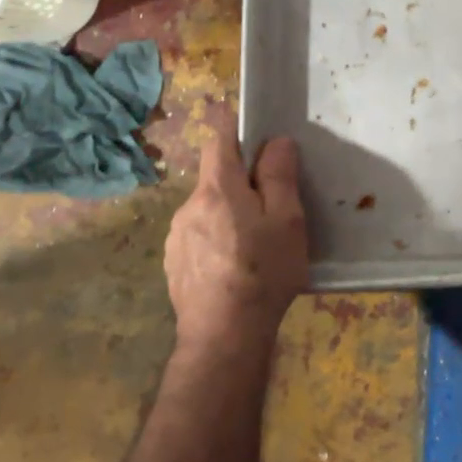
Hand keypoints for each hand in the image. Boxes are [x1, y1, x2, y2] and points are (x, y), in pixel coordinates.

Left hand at [165, 134, 308, 348]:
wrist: (224, 334)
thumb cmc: (264, 270)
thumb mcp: (287, 219)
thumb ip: (278, 177)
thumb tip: (275, 142)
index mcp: (217, 190)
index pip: (219, 142)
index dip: (236, 130)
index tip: (253, 128)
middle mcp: (188, 207)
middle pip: (216, 178)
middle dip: (242, 181)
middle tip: (275, 202)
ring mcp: (176, 237)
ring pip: (208, 209)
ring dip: (231, 212)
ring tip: (259, 240)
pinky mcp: (174, 264)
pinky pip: (200, 236)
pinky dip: (219, 238)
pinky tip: (238, 262)